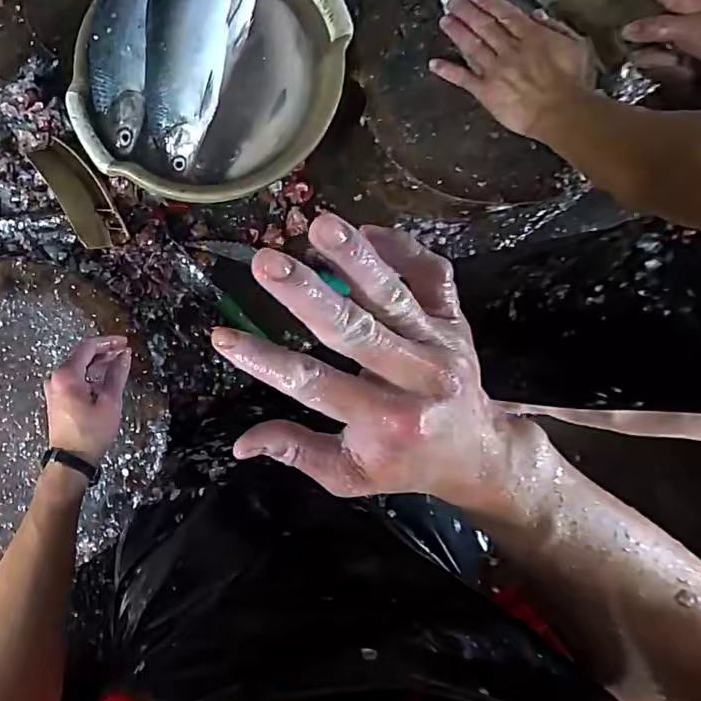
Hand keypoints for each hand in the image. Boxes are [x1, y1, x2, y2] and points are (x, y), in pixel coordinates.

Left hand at [44, 335, 131, 465]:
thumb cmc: (91, 432)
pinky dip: (90, 375)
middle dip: (104, 351)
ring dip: (98, 363)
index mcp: (66, 375)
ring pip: (78, 367)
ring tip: (119, 363)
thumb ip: (117, 374)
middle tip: (124, 351)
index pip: (88, 347)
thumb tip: (125, 355)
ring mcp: (54, 389)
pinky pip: (74, 379)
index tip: (124, 342)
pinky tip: (105, 379)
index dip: (108, 342)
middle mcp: (56, 378)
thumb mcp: (109, 402)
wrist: (71, 460)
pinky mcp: (57, 399)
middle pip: (81, 355)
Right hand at [209, 212, 543, 516]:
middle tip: (266, 262)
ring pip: (394, 295)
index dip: (265, 363)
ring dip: (356, 258)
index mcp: (385, 423)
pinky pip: (432, 274)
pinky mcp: (456, 318)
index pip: (315, 386)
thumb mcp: (348, 475)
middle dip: (305, 294)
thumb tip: (241, 443)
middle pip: (354, 330)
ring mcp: (440, 344)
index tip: (223, 337)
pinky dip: (402, 248)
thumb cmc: (403, 463)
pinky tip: (365, 231)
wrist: (477, 451)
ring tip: (320, 225)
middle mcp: (416, 379)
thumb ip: (297, 452)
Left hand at [429, 0, 596, 139]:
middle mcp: (510, 50)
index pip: (506, 14)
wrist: (560, 111)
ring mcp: (495, 70)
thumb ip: (556, 28)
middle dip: (467, 12)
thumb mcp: (576, 45)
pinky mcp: (485, 91)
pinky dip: (447, 70)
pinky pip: (463, 79)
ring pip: (471, 46)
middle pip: (484, 26)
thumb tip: (537, 16)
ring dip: (456, 32)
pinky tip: (434, 63)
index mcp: (533, 36)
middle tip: (453, 2)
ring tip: (445, 21)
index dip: (488, 3)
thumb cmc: (574, 82)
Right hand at [620, 0, 700, 90]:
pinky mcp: (689, 48)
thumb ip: (653, 28)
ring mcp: (684, 31)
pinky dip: (674, 68)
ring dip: (663, 63)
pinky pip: (667, 60)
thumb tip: (623, 29)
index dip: (626, 11)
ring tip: (685, 66)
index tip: (614, 32)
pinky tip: (689, 71)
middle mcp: (679, 10)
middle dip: (649, 49)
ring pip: (653, 50)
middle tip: (666, 57)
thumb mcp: (688, 29)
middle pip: (642, 30)